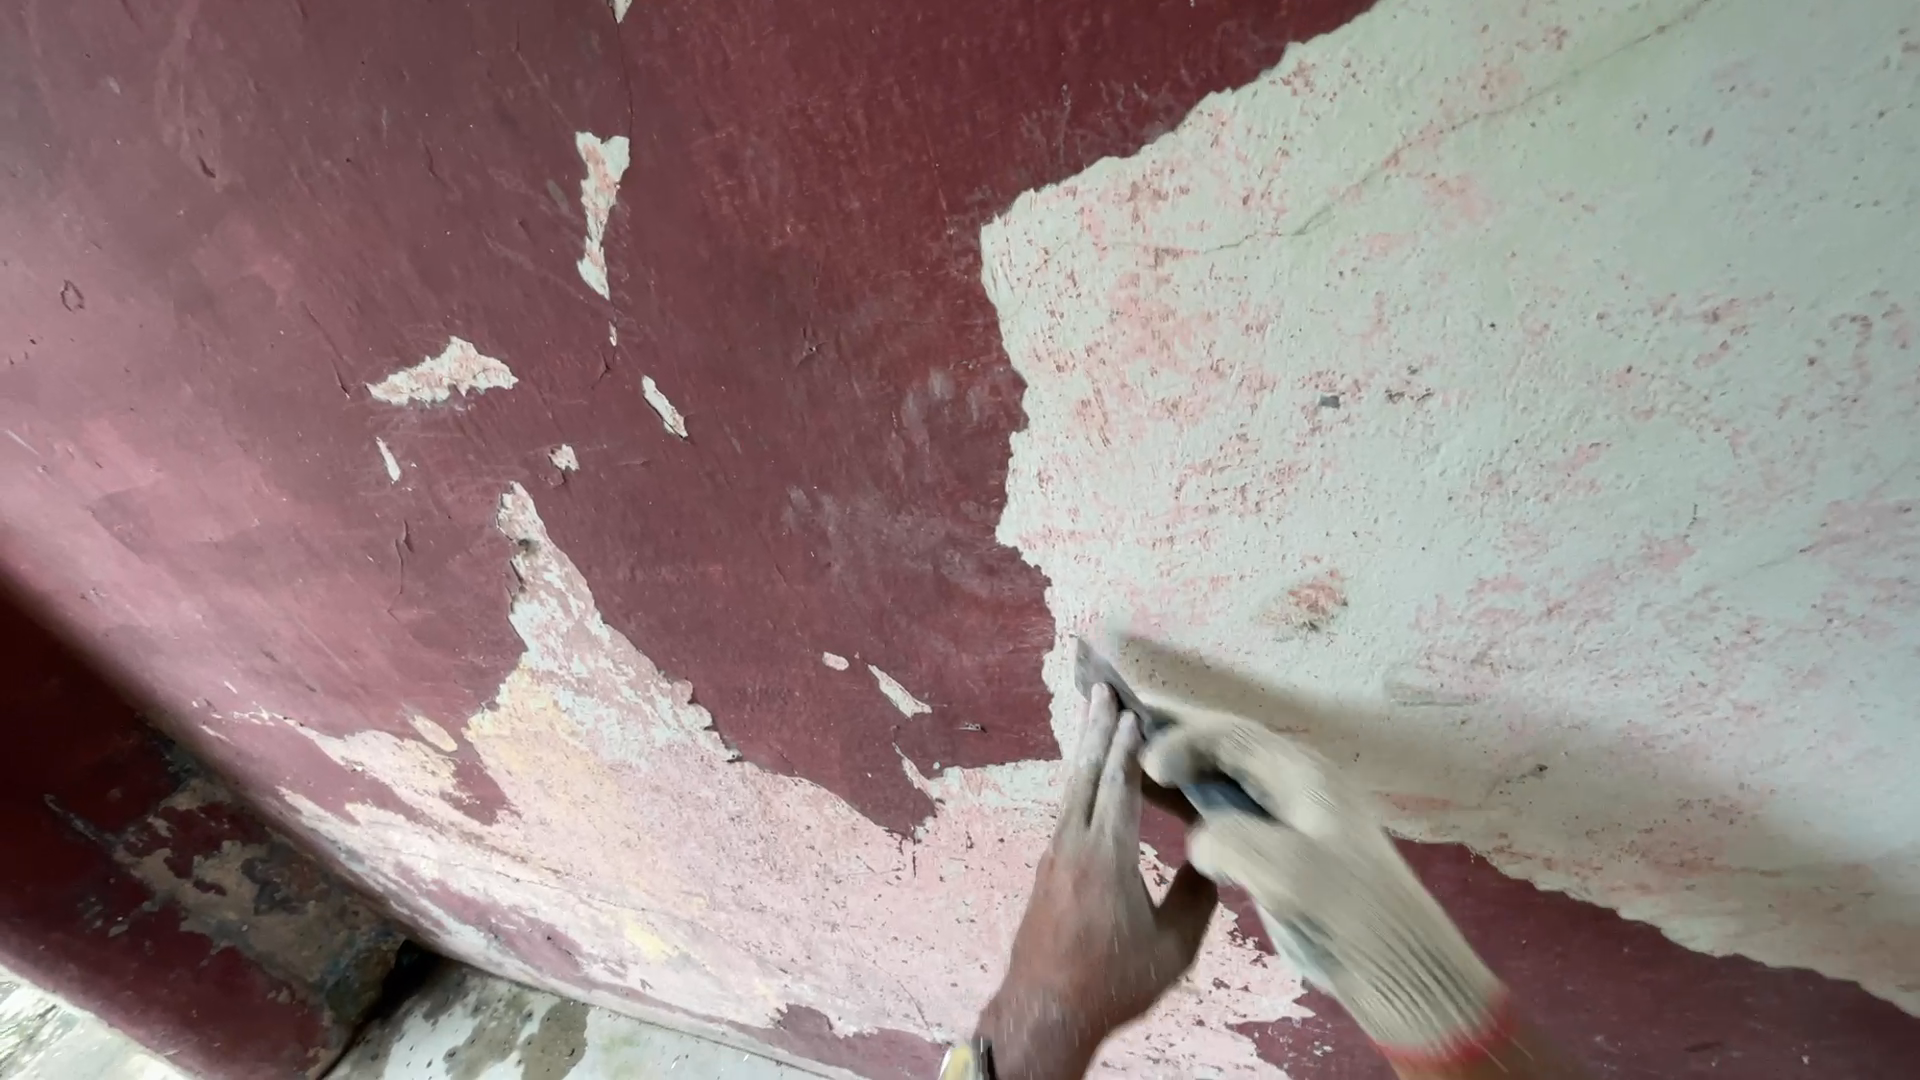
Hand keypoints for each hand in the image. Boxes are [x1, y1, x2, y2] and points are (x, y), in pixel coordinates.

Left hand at [976, 684, 1218, 1079]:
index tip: (1133, 712)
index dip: (1127, 748)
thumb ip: (1195, 899)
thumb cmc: (1112, 980)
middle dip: (1096, 729)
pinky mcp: (1049, 861)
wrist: (1046, 1006)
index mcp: (1106, 857)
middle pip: (1087, 772)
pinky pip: (1067, 804)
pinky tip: (1086, 770)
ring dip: (1084, 747)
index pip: (1119, 787)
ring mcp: (1056, 850)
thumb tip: (1213, 856)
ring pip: (1072, 786)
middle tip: (1101, 689)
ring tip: (1092, 713)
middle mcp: (1075, 841)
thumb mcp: (1171, 949)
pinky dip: (1079, 776)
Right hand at [1141, 711, 1516, 1073]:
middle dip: (1172, 732)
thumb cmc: (1353, 919)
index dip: (1183, 739)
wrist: (1406, 979)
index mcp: (1303, 776)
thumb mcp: (1291, 874)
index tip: (1147, 763)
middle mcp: (1292, 782)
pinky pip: (1221, 805)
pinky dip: (1187, 796)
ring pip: (1217, 772)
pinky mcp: (1275, 842)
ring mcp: (1283, 812)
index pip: (1231, 737)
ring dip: (1175, 762)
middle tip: (1121, 721)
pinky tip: (1156, 798)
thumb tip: (1198, 838)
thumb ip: (1231, 840)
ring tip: (1126, 752)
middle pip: (1221, 743)